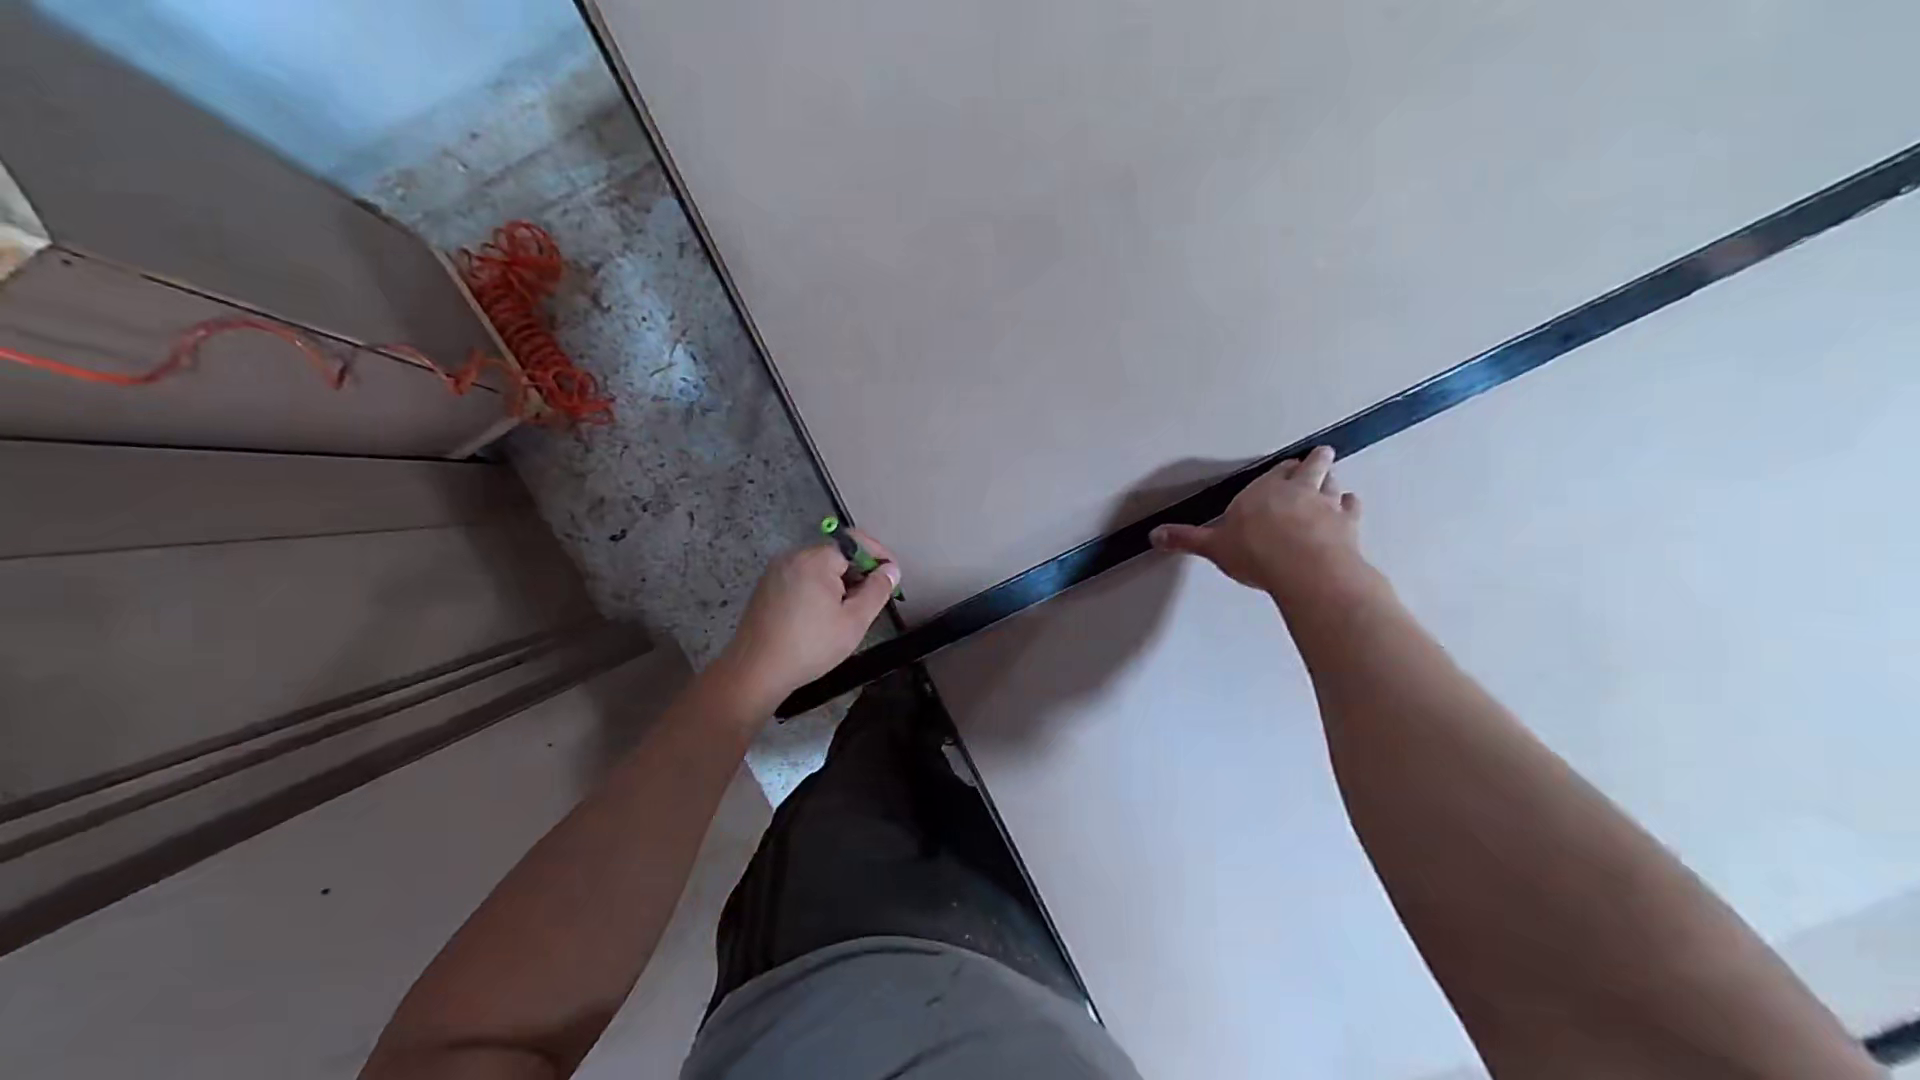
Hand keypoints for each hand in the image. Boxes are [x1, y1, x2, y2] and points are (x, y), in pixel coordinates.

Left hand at [713, 529, 900, 709]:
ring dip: (838, 584)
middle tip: (868, 604)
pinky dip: (817, 590)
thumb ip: (877, 591)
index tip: (891, 578)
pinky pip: (801, 578)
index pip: (856, 542)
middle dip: (858, 574)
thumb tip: (891, 570)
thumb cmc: (810, 646)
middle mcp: (793, 557)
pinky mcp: (766, 587)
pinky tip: (819, 618)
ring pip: (819, 568)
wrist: (756, 671)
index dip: (879, 556)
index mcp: (815, 559)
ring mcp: (776, 571)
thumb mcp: (854, 621)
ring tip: (844, 615)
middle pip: (836, 554)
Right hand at [1149, 445, 1375, 603]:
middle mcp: (1297, 490)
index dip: (1280, 471)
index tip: (1283, 469)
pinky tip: (1351, 506)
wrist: (1304, 568)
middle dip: (1313, 462)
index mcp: (1263, 490)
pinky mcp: (1347, 524)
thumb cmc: (1257, 552)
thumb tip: (1156, 535)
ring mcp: (1326, 505)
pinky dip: (1351, 507)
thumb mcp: (1214, 547)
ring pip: (1332, 483)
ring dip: (1332, 481)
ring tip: (1333, 480)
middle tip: (1319, 455)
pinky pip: (1352, 508)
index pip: (1275, 472)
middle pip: (1310, 468)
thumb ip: (1187, 539)